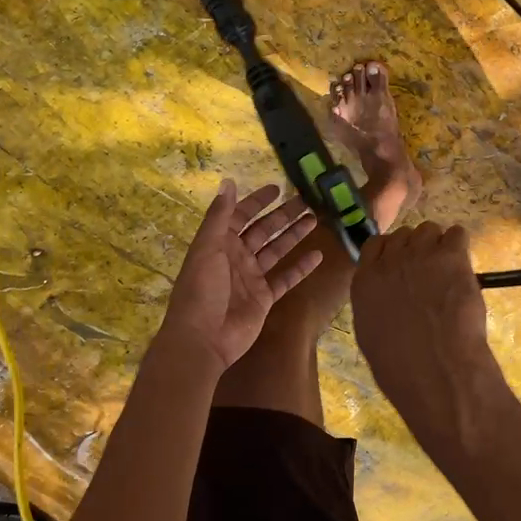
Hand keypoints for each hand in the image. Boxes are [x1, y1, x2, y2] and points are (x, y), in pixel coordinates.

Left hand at [157, 181, 322, 369]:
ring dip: (294, 235)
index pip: (240, 216)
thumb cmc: (202, 290)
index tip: (278, 188)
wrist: (203, 339)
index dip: (257, 202)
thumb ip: (220, 216)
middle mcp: (237, 257)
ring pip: (277, 250)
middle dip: (283, 215)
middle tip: (307, 201)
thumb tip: (228, 181)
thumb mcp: (208, 249)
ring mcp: (252, 278)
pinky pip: (286, 278)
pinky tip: (318, 255)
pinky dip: (301, 267)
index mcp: (220, 244)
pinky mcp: (265, 298)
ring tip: (315, 220)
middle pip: (264, 230)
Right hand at [350, 222, 501, 452]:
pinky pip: (457, 234)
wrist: (437, 368)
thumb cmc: (401, 366)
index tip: (403, 263)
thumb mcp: (371, 334)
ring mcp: (421, 254)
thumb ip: (376, 302)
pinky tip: (463, 266)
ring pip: (430, 229)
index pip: (375, 244)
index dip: (392, 250)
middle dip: (417, 248)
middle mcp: (391, 260)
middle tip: (430, 271)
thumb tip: (387, 294)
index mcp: (366, 281)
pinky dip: (461, 246)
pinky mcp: (452, 255)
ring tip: (448, 270)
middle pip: (405, 234)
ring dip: (439, 245)